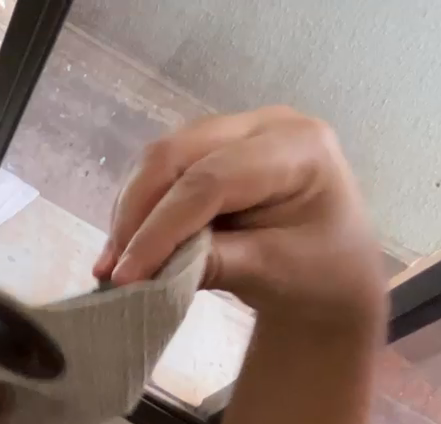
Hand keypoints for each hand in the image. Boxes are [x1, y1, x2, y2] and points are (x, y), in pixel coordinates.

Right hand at [93, 107, 387, 331]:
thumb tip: (147, 272)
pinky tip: (122, 251)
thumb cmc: (315, 273)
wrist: (328, 276)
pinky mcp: (206, 156)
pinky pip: (155, 177)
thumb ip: (214, 264)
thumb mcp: (271, 272)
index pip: (210, 181)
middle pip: (174, 156)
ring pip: (157, 162)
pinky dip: (133, 215)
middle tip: (112, 272)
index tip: (126, 278)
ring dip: (128, 215)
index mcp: (297, 148)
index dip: (160, 230)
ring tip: (112, 267)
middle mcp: (262, 127)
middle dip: (135, 215)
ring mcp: (231, 136)